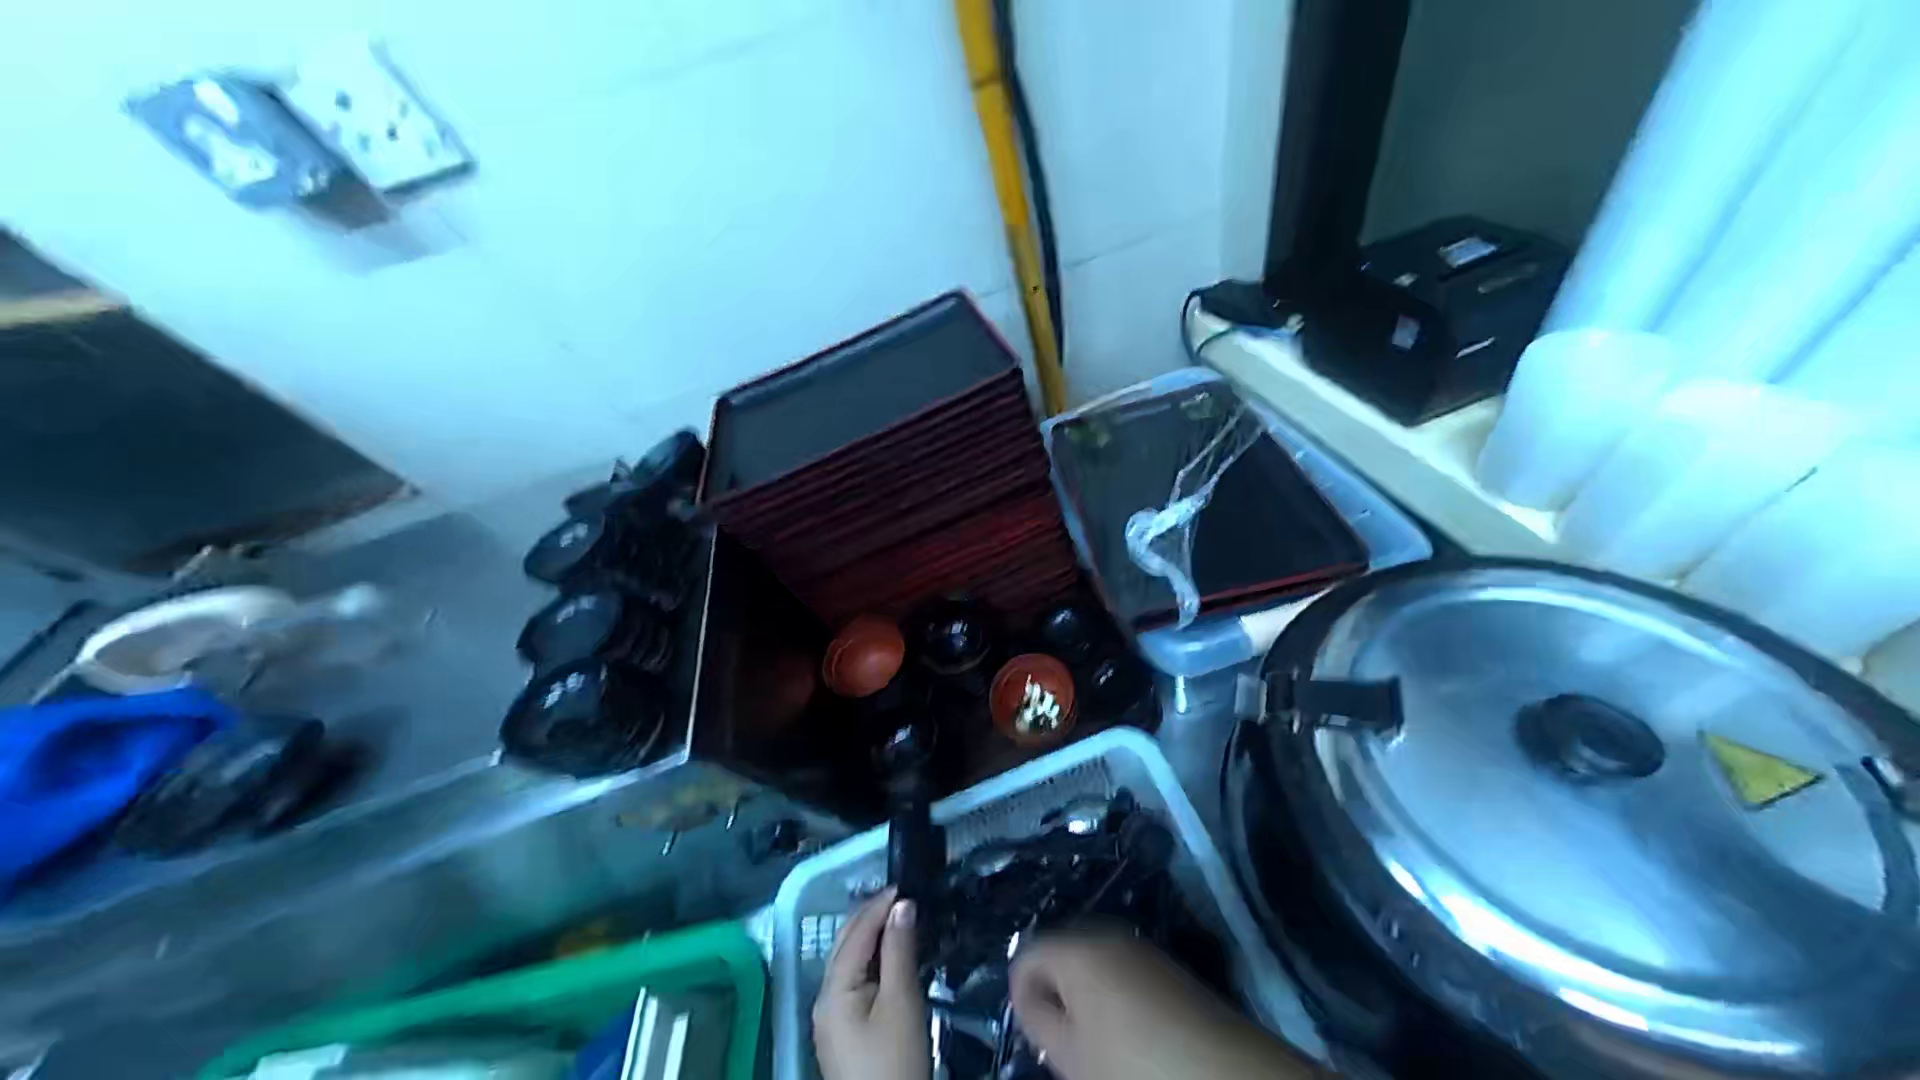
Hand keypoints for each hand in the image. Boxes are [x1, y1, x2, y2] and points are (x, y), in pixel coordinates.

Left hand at [813, 887, 929, 1079]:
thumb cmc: (895, 1063)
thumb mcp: (902, 1003)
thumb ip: (900, 950)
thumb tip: (903, 904)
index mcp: (833, 989)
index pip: (856, 932)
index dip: (880, 904)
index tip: (908, 884)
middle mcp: (825, 997)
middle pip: (847, 943)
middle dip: (873, 915)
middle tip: (907, 897)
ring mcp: (832, 1017)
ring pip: (850, 961)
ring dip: (874, 936)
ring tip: (903, 918)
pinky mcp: (844, 1031)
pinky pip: (856, 980)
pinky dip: (874, 960)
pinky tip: (894, 955)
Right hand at [1010, 931, 1315, 1079]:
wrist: (1226, 1073)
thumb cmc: (1135, 1067)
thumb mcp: (1072, 1057)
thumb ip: (1038, 1020)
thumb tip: (1029, 996)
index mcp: (1076, 949)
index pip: (1027, 954)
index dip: (1022, 993)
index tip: (1036, 1034)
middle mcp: (1106, 934)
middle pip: (1062, 954)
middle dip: (1056, 991)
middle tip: (1065, 1041)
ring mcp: (1141, 948)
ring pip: (1095, 964)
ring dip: (1087, 995)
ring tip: (1099, 1043)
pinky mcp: (1169, 966)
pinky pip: (1124, 972)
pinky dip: (1117, 997)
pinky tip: (1133, 1037)